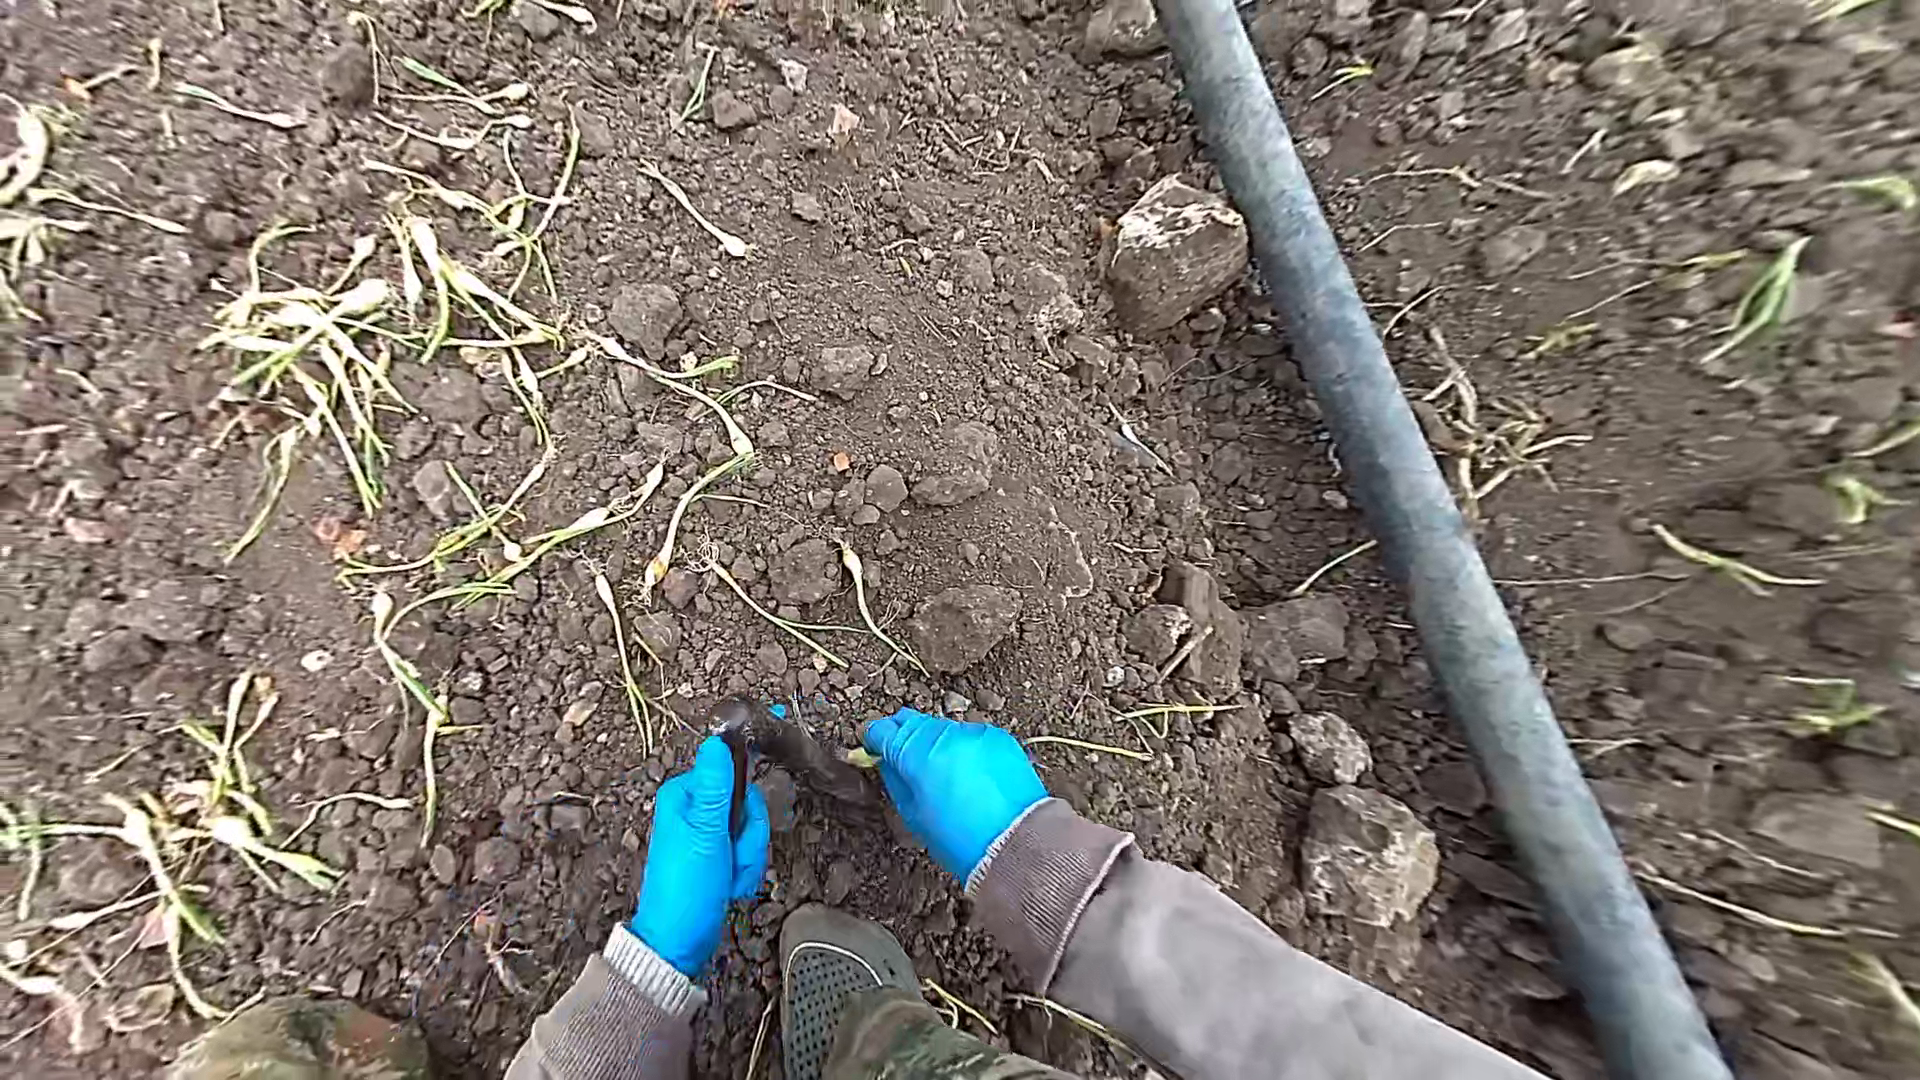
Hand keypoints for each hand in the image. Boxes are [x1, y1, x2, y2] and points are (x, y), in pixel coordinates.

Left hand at [629, 736, 769, 975]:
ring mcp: (709, 830)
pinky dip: (746, 866)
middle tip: (731, 853)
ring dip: (748, 853)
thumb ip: (715, 787)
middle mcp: (696, 808)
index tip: (774, 739)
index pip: (729, 765)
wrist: (678, 945)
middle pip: (747, 797)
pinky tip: (731, 883)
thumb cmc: (685, 890)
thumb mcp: (704, 835)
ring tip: (729, 874)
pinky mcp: (720, 850)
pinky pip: (750, 845)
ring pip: (753, 823)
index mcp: (685, 795)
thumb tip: (717, 741)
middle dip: (748, 830)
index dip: (749, 772)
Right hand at [862, 708, 1046, 879]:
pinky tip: (968, 773)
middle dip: (904, 736)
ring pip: (942, 727)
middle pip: (912, 721)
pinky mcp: (996, 736)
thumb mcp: (913, 815)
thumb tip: (885, 761)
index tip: (874, 746)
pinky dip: (964, 748)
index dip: (875, 738)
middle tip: (905, 757)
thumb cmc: (962, 839)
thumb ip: (895, 780)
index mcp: (918, 754)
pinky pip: (970, 735)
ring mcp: (973, 733)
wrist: (1016, 843)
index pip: (884, 730)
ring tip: (942, 772)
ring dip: (936, 742)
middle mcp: (946, 735)